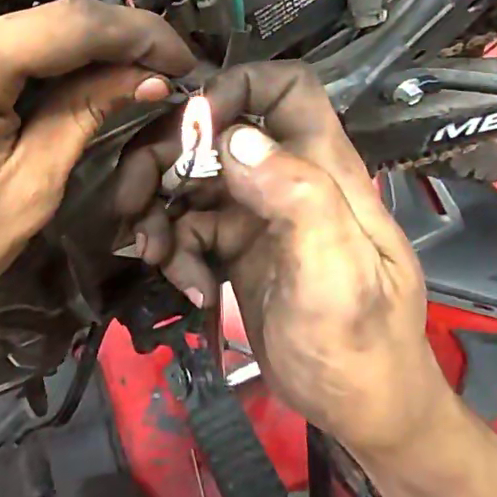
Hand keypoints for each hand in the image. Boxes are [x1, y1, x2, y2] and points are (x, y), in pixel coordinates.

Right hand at [111, 63, 452, 454]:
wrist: (358, 409)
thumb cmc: (359, 341)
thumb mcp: (338, 270)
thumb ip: (297, 196)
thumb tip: (235, 137)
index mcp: (321, 166)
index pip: (286, 87)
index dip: (237, 87)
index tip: (193, 125)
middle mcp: (284, 177)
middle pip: (214, 133)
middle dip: (167, 159)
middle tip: (136, 199)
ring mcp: (255, 212)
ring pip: (190, 180)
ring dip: (159, 211)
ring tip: (153, 253)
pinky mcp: (235, 247)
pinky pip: (188, 228)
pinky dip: (175, 252)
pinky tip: (188, 287)